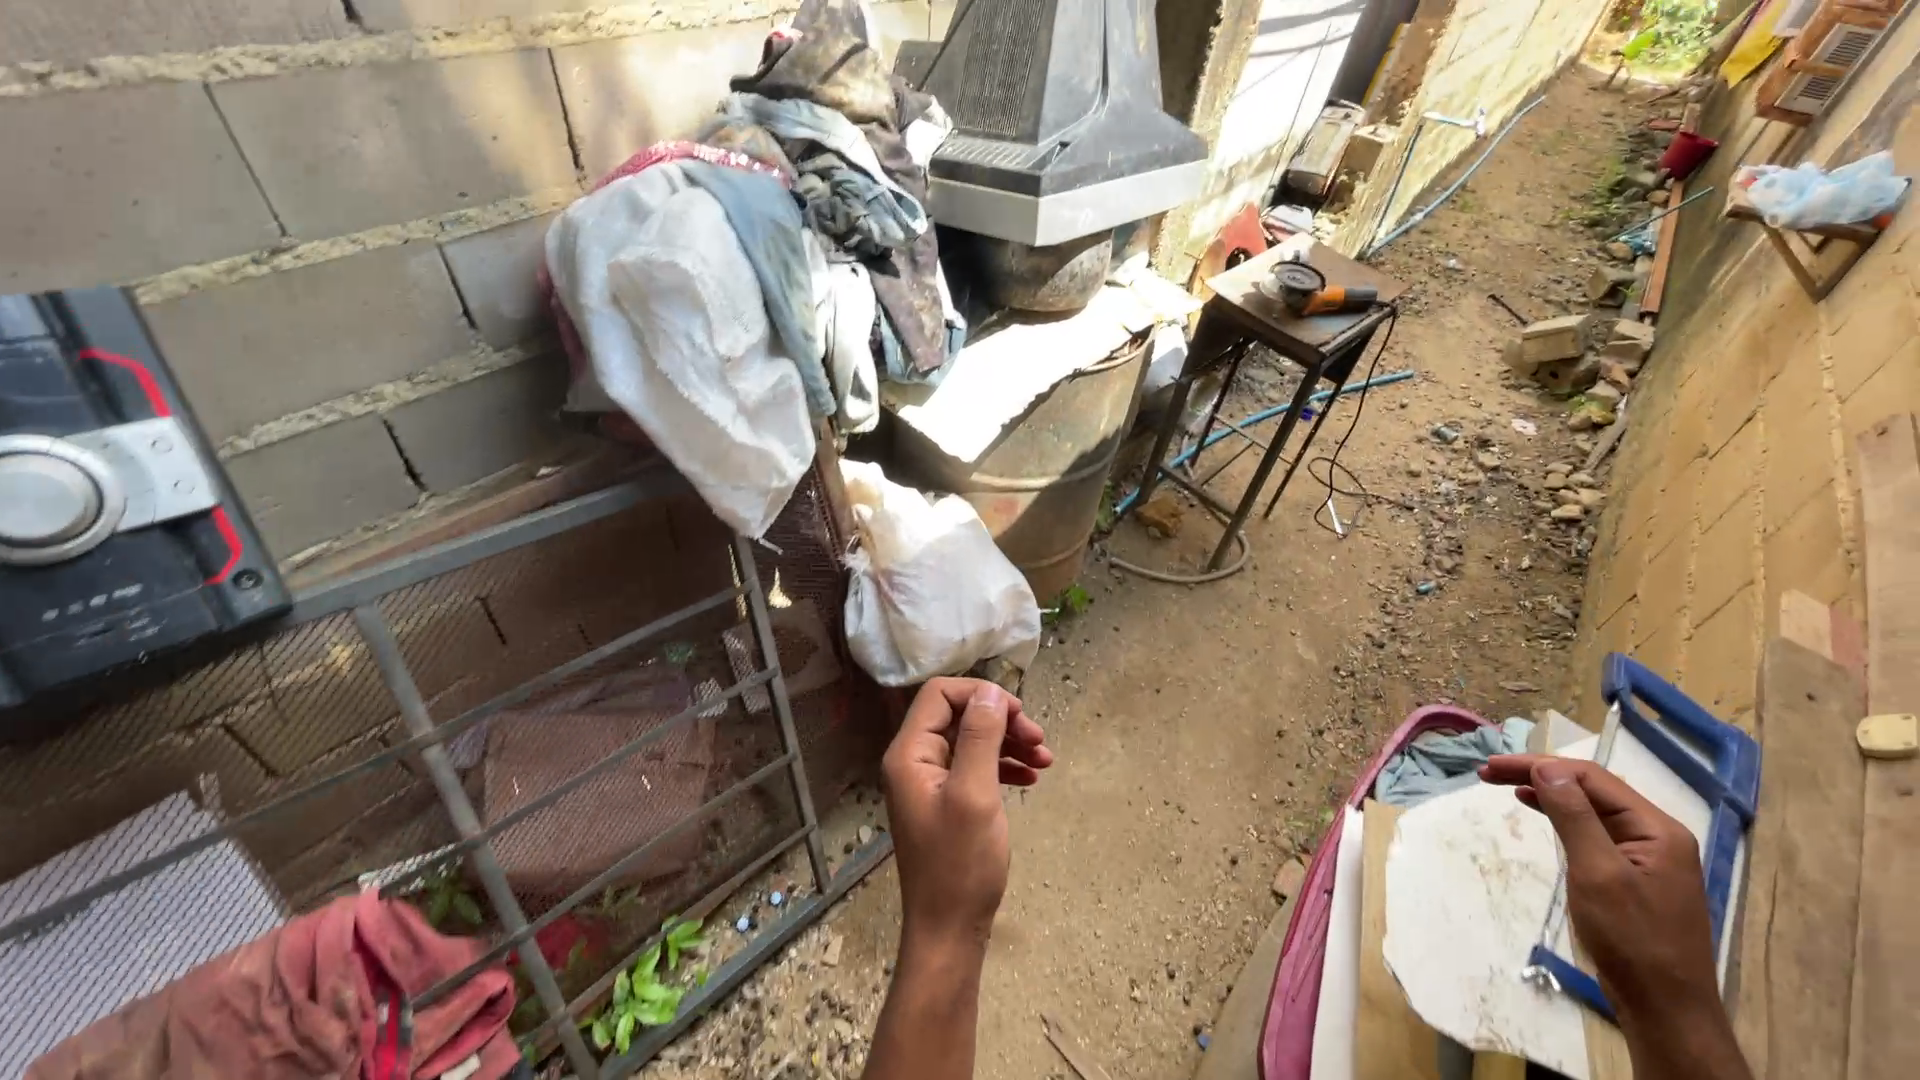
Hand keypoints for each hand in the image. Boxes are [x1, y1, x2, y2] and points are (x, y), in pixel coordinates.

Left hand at [881, 678, 1052, 946]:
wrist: (949, 930)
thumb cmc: (960, 864)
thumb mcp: (975, 794)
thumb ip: (981, 738)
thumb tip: (991, 691)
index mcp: (909, 753)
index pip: (939, 694)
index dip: (980, 695)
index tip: (1019, 714)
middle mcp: (913, 761)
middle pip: (958, 715)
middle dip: (1001, 720)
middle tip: (1039, 739)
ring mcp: (929, 782)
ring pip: (971, 741)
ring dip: (1008, 742)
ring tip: (1045, 758)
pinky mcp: (946, 802)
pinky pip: (975, 768)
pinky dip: (1003, 766)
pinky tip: (1032, 776)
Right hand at [1478, 755, 1719, 1025]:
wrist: (1664, 1005)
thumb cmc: (1631, 939)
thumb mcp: (1597, 873)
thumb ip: (1574, 816)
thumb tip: (1546, 768)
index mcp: (1656, 828)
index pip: (1591, 778)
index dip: (1539, 765)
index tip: (1492, 767)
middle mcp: (1656, 834)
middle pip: (1590, 788)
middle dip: (1539, 774)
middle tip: (1488, 772)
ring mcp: (1645, 854)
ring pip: (1589, 806)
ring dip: (1546, 791)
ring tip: (1503, 784)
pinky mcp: (1631, 872)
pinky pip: (1592, 829)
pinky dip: (1559, 815)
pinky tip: (1536, 809)